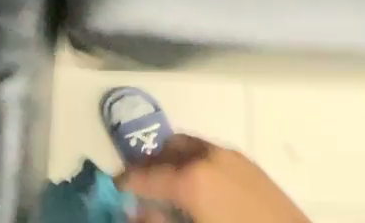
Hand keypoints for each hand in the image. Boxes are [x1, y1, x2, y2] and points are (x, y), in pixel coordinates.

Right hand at [120, 135, 310, 222]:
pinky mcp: (250, 166)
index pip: (146, 175)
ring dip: (174, 162)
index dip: (126, 181)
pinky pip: (211, 155)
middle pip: (168, 149)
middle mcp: (208, 156)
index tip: (114, 187)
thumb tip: (138, 212)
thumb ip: (160, 220)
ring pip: (191, 148)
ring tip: (168, 188)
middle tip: (139, 185)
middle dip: (151, 165)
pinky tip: (199, 191)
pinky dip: (196, 164)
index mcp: (192, 177)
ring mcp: (232, 157)